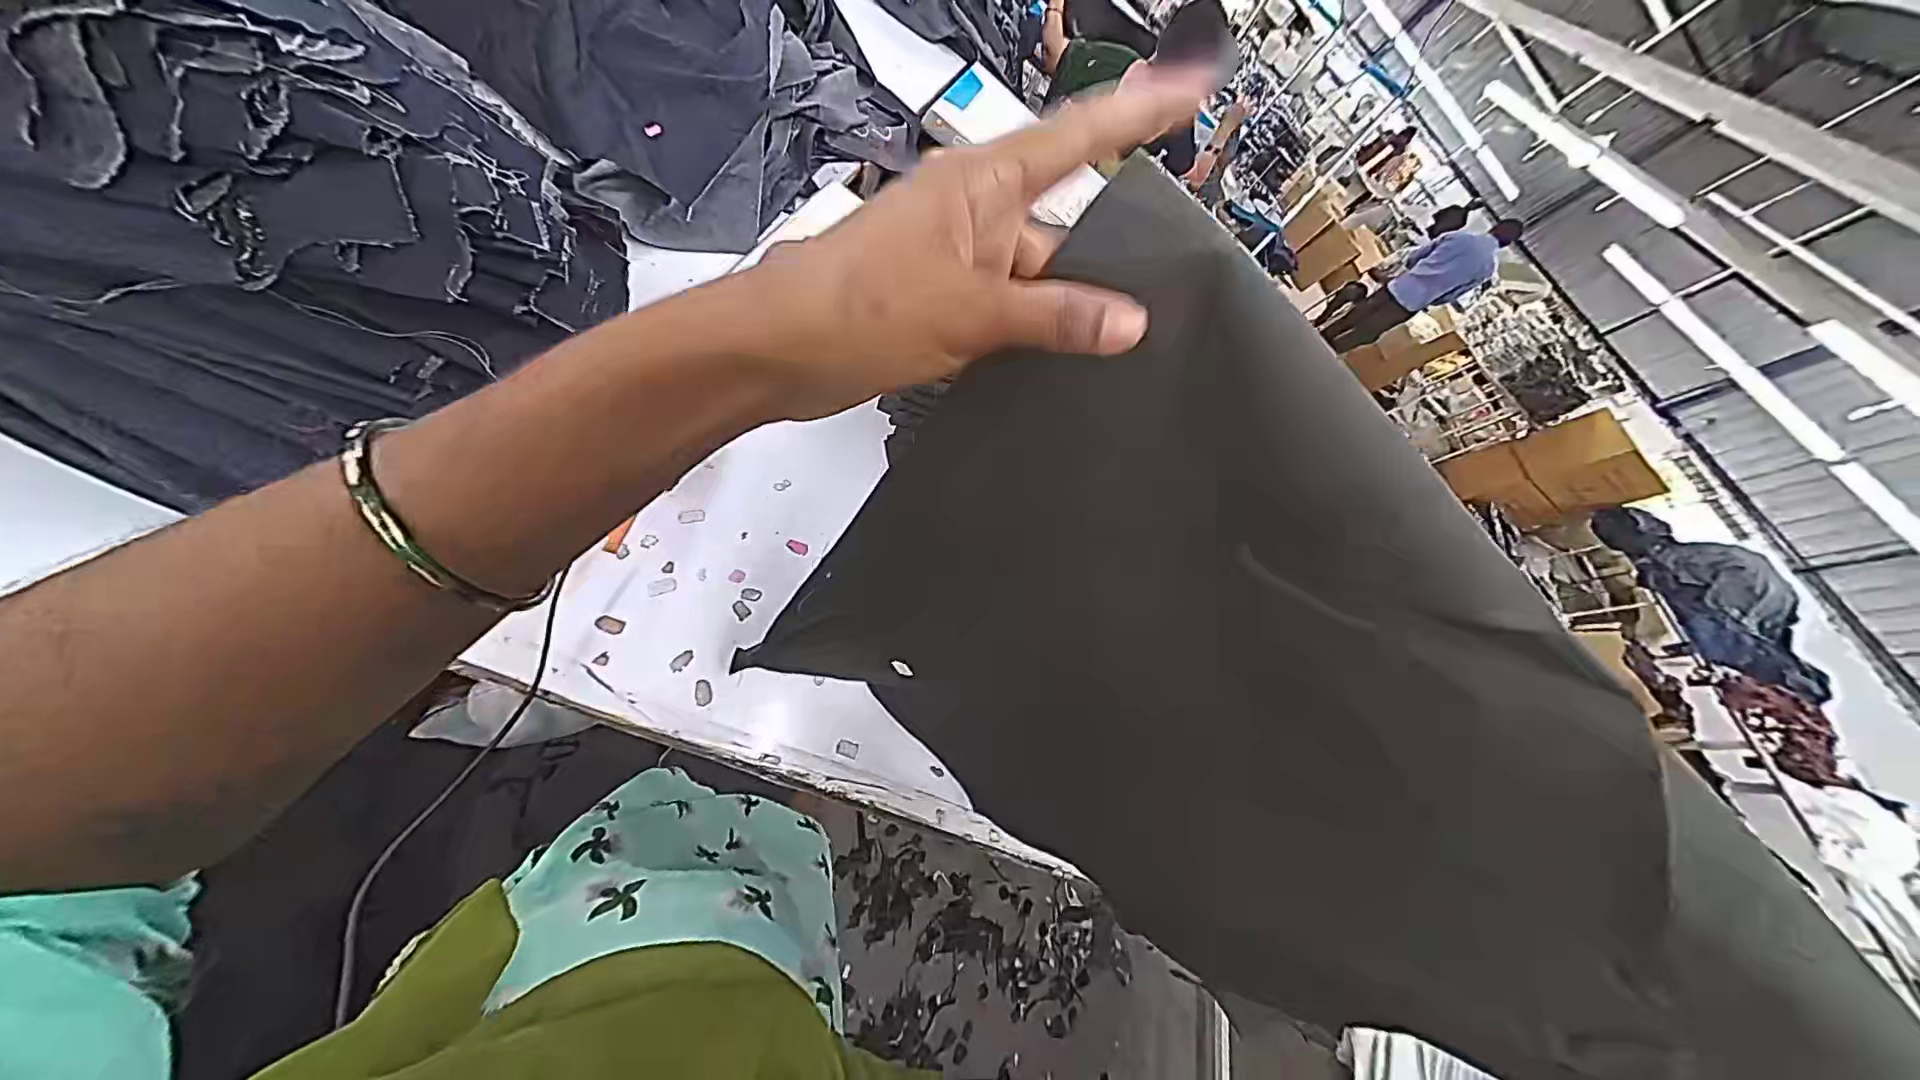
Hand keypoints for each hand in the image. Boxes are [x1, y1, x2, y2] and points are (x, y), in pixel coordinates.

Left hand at [735, 62, 1211, 419]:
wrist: (782, 351)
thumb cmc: (850, 304)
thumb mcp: (972, 310)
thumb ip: (1053, 315)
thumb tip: (1123, 321)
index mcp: (981, 187)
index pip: (1077, 138)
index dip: (1136, 115)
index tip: (1185, 93)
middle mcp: (971, 219)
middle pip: (1059, 235)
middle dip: (1089, 275)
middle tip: (1126, 314)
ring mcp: (955, 265)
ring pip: (1030, 287)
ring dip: (1049, 320)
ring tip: (1068, 351)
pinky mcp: (939, 306)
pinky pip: (1000, 318)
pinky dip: (1018, 341)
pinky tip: (1031, 363)